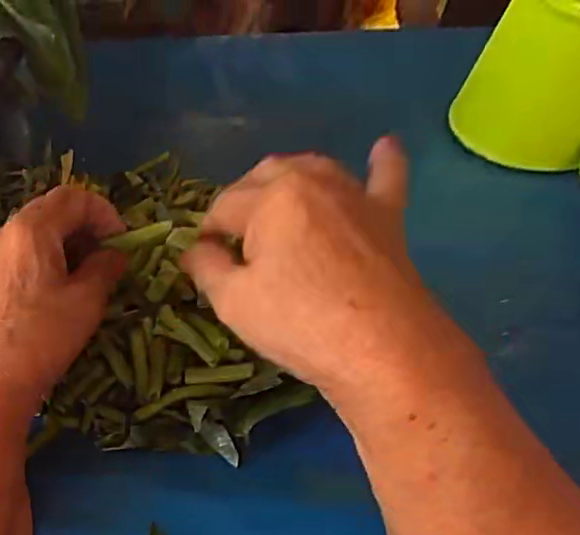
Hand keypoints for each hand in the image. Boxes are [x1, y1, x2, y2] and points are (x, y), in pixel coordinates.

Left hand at [0, 185, 129, 409]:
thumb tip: (113, 256)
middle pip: (48, 213)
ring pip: (29, 237)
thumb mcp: (88, 299)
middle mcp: (4, 235)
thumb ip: (106, 267)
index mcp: (31, 228)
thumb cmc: (44, 336)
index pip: (74, 198)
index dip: (104, 213)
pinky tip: (42, 285)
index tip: (121, 243)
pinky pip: (12, 261)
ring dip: (58, 247)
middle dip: (81, 228)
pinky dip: (34, 265)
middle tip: (103, 258)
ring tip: (77, 276)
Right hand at [180, 137, 477, 406]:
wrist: (376, 343)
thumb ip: (206, 268)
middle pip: (265, 175)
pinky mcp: (387, 212)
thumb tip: (192, 251)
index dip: (204, 233)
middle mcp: (314, 180)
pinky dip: (380, 161)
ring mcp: (355, 193)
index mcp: (271, 199)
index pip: (222, 206)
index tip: (199, 263)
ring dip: (286, 181)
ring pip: (313, 168)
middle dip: (240, 201)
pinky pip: (385, 174)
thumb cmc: (294, 321)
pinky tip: (380, 148)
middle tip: (228, 242)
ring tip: (270, 209)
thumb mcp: (232, 302)